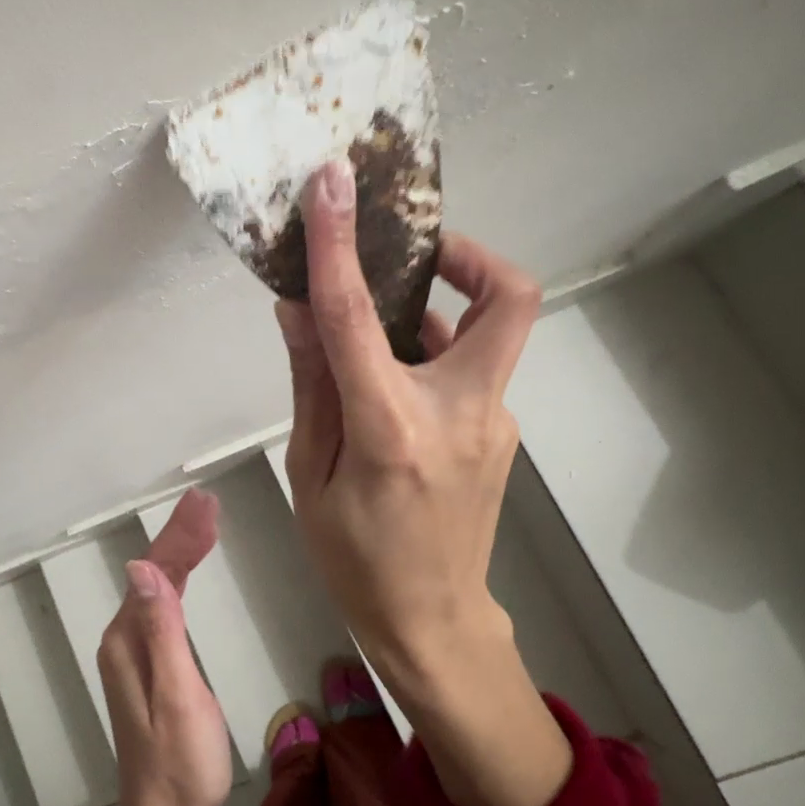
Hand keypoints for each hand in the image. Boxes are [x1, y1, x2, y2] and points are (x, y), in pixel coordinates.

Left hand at [87, 488, 231, 805]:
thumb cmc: (181, 764)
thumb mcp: (178, 696)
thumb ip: (162, 630)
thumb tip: (139, 567)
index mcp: (127, 642)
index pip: (155, 573)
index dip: (181, 536)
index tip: (207, 503)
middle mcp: (122, 640)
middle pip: (152, 575)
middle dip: (180, 536)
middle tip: (208, 502)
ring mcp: (132, 654)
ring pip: (156, 589)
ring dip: (179, 552)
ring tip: (204, 521)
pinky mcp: (147, 667)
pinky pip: (161, 610)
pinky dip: (177, 582)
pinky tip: (186, 573)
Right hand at [276, 156, 569, 805]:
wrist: (432, 623)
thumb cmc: (353, 560)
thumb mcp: (307, 475)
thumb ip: (310, 385)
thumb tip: (297, 308)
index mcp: (391, 430)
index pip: (359, 318)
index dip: (339, 246)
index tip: (332, 183)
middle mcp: (461, 413)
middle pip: (507, 298)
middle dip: (467, 254)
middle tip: (407, 253)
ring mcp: (495, 423)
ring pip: (485, 332)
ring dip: (435, 311)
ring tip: (372, 335)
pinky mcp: (501, 432)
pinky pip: (471, 368)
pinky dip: (431, 354)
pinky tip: (386, 384)